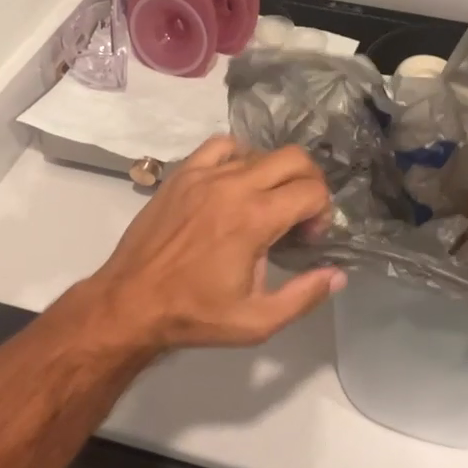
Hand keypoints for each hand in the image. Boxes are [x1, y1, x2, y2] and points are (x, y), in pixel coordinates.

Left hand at [77, 136, 344, 351]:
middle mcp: (234, 186)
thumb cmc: (195, 314)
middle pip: (294, 158)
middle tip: (299, 215)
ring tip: (267, 202)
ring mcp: (205, 174)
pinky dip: (239, 156)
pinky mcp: (182, 173)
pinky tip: (235, 182)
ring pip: (260, 151)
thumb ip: (304, 296)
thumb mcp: (256, 321)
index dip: (322, 213)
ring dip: (275, 173)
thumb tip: (337, 274)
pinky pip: (221, 146)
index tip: (307, 239)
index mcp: (255, 219)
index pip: (311, 191)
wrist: (131, 302)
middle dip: (309, 183)